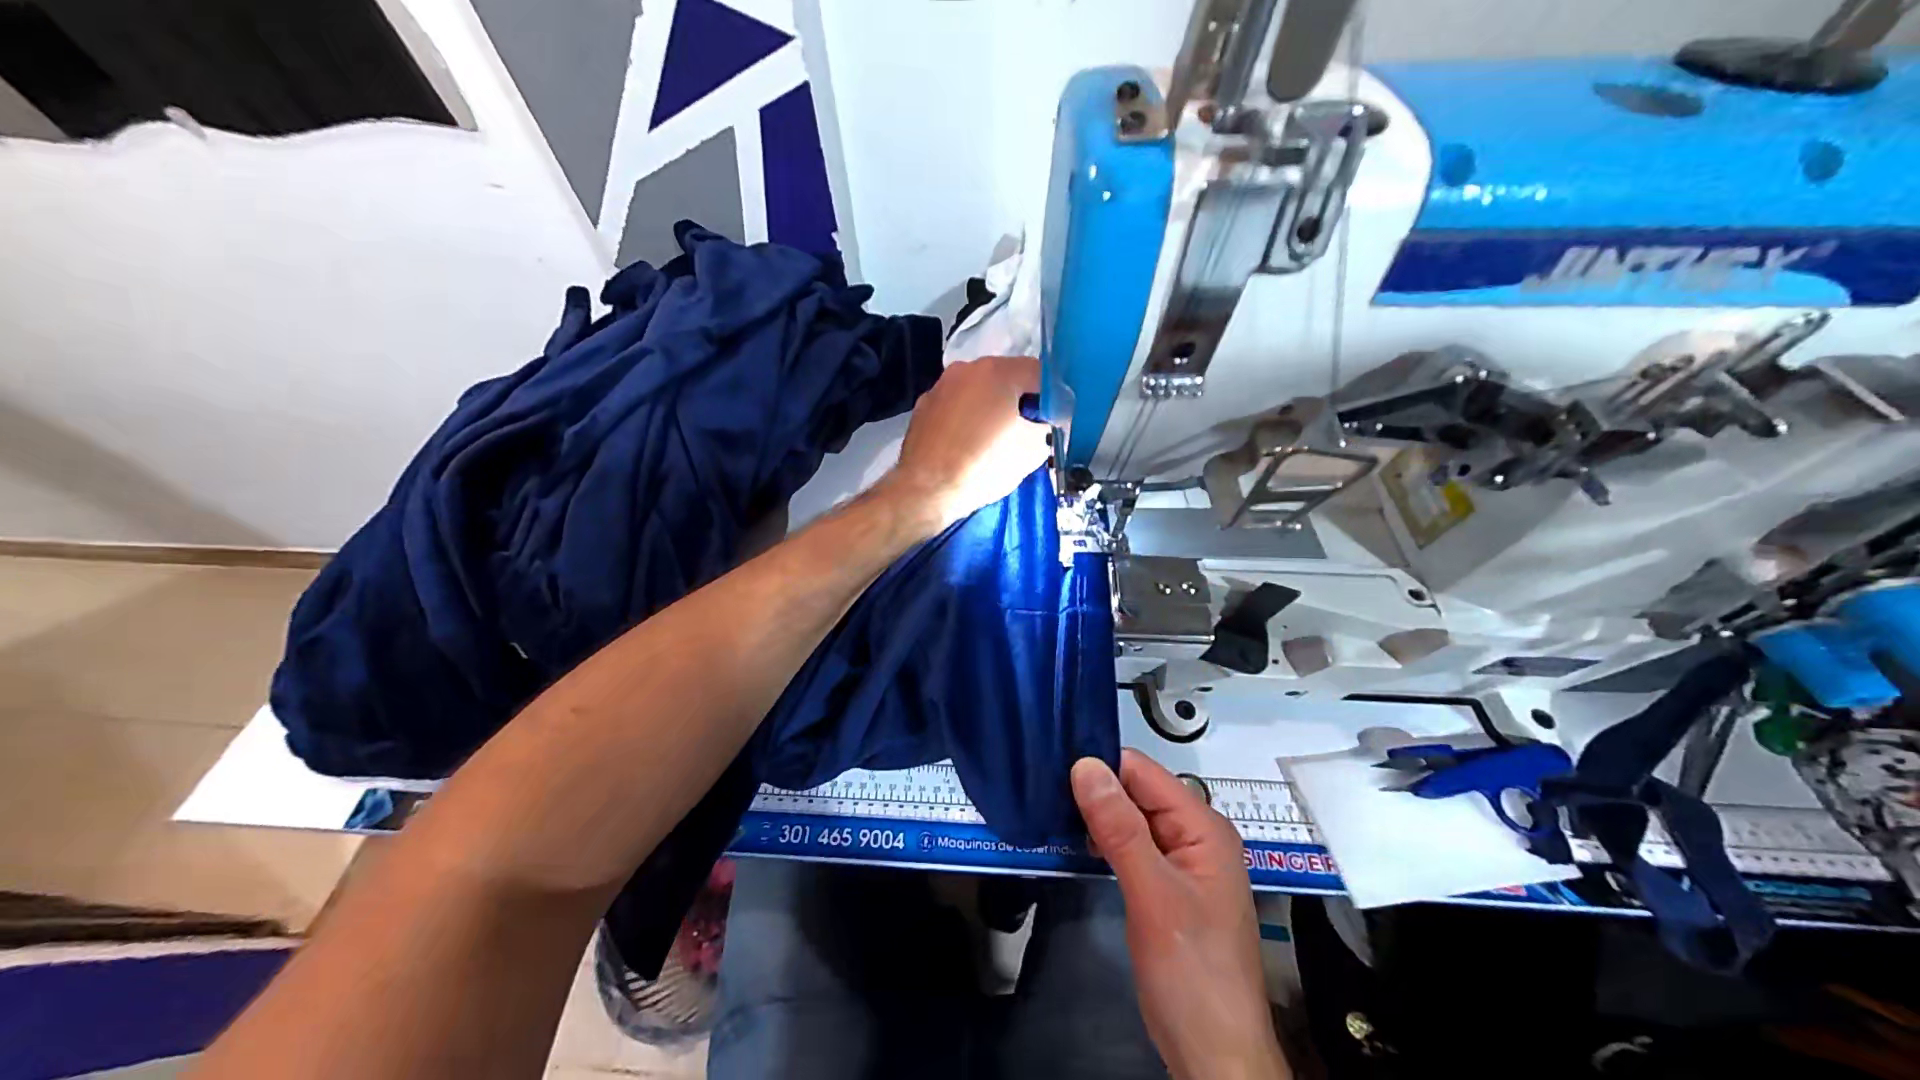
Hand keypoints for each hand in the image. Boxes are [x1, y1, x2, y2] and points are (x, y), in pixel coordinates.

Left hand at [885, 355, 1049, 531]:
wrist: (926, 490)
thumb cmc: (984, 465)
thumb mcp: (1032, 449)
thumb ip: (1046, 427)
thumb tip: (1044, 424)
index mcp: (997, 371)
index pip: (1039, 372)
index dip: (1052, 396)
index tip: (1054, 419)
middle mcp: (967, 368)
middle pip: (1006, 377)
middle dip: (1020, 399)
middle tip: (1028, 429)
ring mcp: (941, 386)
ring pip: (978, 390)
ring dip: (991, 406)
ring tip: (996, 437)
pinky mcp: (923, 406)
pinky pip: (956, 405)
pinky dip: (967, 417)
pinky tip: (968, 443)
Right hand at [1072, 750, 1288, 1079]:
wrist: (1214, 1053)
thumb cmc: (1191, 970)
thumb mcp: (1152, 894)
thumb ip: (1119, 828)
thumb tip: (1085, 766)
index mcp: (1203, 827)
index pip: (1144, 773)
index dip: (1101, 767)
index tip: (1052, 768)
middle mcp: (1195, 836)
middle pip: (1138, 793)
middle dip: (1096, 791)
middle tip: (1044, 792)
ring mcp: (1181, 863)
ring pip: (1132, 819)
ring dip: (1098, 816)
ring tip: (1051, 812)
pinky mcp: (1166, 886)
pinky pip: (1132, 846)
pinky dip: (1105, 842)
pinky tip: (1077, 844)